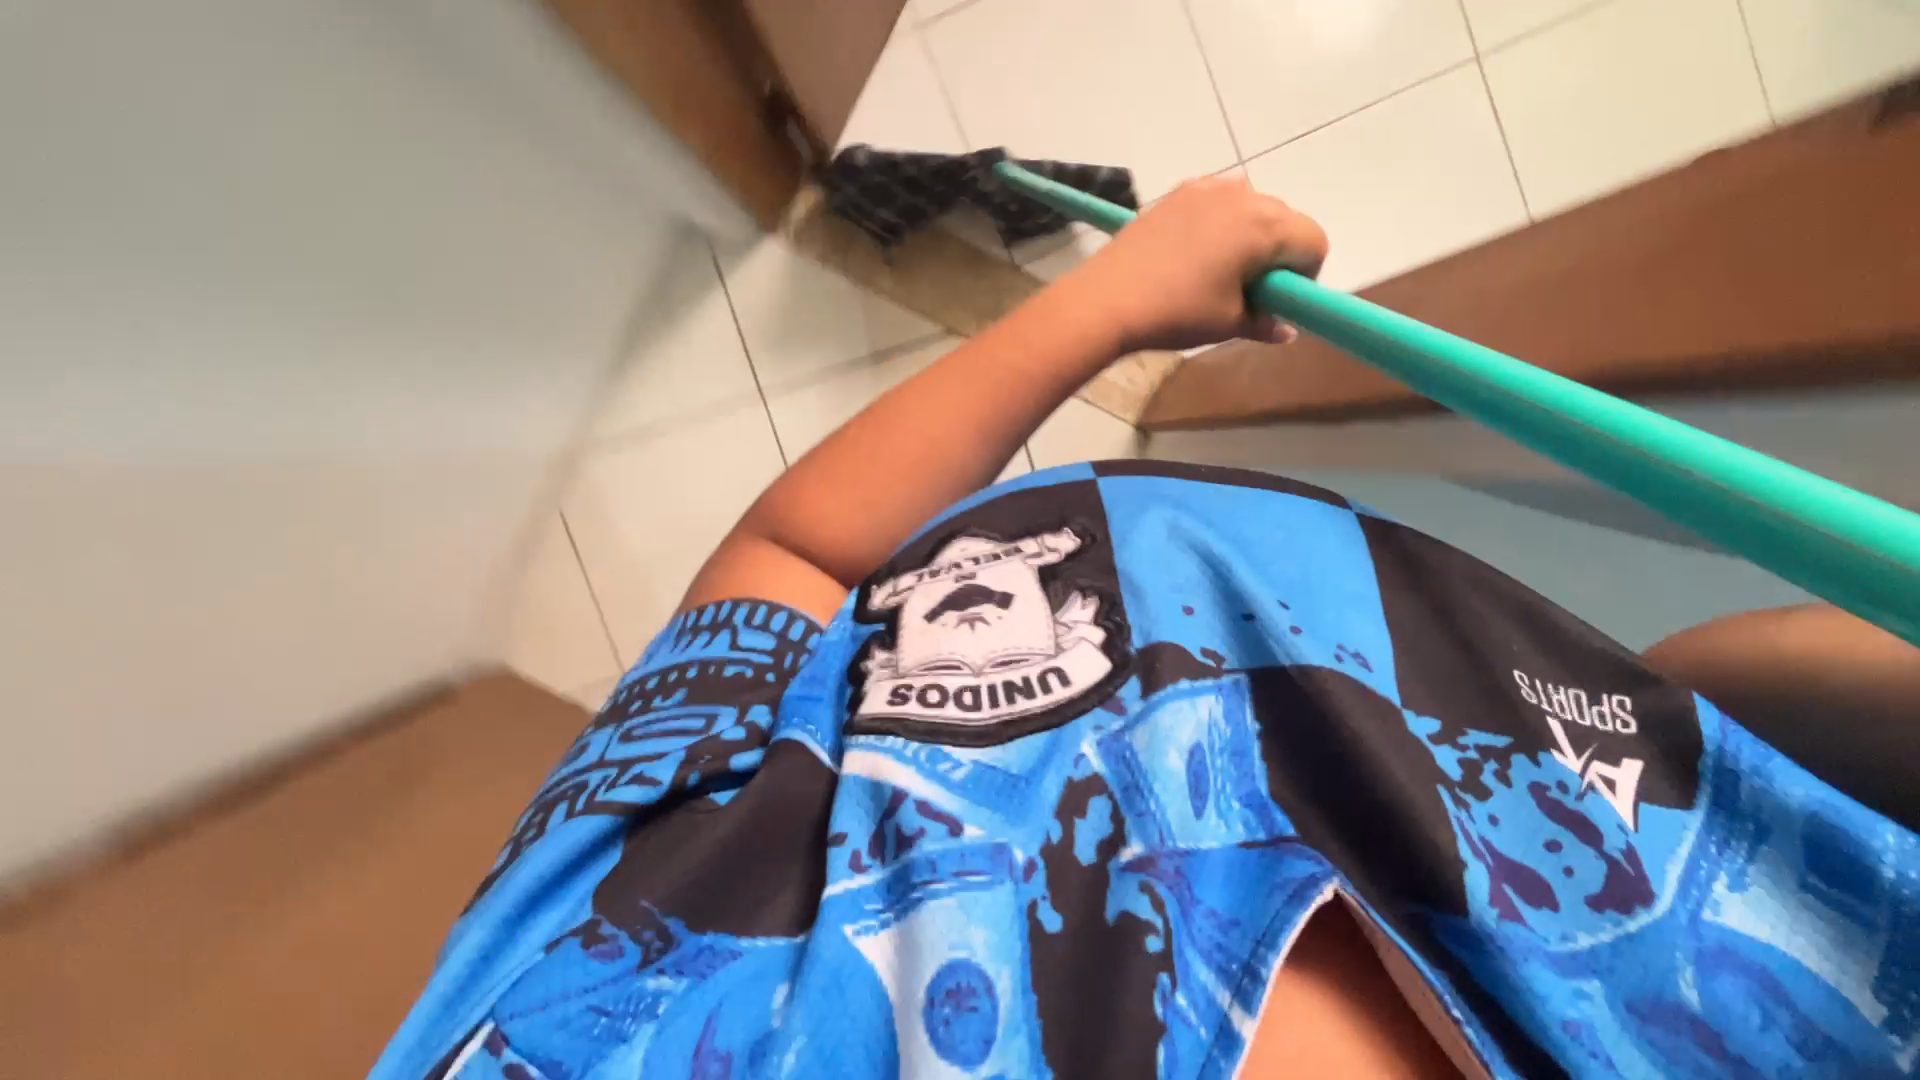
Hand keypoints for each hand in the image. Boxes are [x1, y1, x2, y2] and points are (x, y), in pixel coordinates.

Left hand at [1055, 175, 1327, 353]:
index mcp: (1266, 226)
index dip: (1305, 275)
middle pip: (1284, 221)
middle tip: (1248, 291)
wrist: (1106, 299)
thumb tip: (1285, 331)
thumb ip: (1264, 322)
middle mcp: (1244, 196)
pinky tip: (1196, 251)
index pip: (1313, 242)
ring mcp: (1208, 188)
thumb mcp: (1226, 323)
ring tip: (1218, 272)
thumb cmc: (1176, 312)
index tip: (1278, 301)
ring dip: (1249, 236)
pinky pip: (1217, 201)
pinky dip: (1220, 222)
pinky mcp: (1178, 193)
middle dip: (1277, 254)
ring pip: (1251, 208)